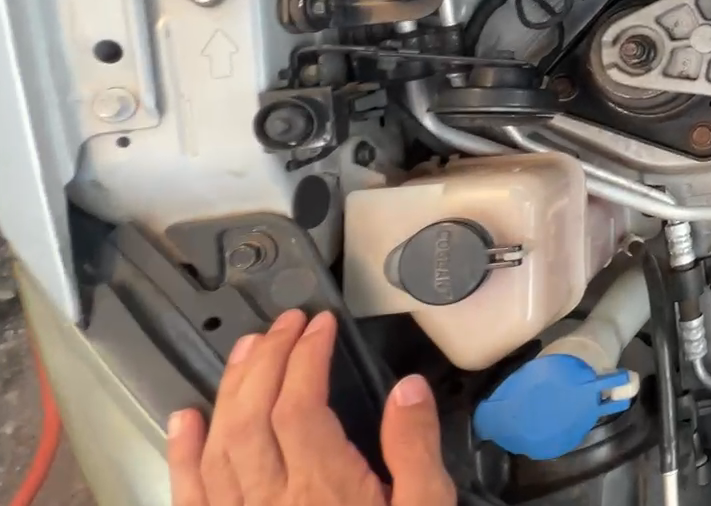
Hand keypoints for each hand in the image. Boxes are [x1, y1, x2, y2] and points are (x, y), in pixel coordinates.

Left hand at [168, 310, 455, 505]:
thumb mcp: (425, 504)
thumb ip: (414, 446)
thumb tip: (408, 386)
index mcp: (324, 487)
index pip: (299, 407)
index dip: (305, 358)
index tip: (321, 325)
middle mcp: (271, 501)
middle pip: (251, 420)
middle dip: (267, 362)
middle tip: (287, 323)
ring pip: (218, 447)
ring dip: (230, 391)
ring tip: (248, 348)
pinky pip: (192, 493)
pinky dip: (185, 452)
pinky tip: (187, 418)